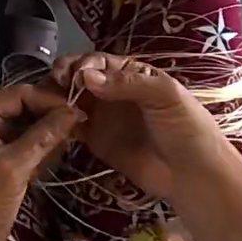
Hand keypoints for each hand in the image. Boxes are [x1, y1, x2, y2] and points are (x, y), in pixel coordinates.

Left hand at [0, 84, 82, 240]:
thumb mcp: (14, 168)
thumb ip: (43, 136)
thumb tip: (75, 111)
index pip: (19, 93)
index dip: (50, 100)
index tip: (83, 112)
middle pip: (22, 106)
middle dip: (50, 115)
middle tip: (84, 126)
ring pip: (24, 124)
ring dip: (46, 132)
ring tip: (75, 139)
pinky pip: (20, 141)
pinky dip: (38, 147)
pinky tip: (57, 154)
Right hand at [53, 53, 223, 193]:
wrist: (196, 179)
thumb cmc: (188, 130)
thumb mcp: (166, 96)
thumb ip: (127, 84)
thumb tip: (85, 76)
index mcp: (131, 74)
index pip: (98, 61)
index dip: (81, 64)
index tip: (71, 75)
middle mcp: (112, 91)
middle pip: (79, 76)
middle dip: (62, 76)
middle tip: (53, 85)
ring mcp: (102, 115)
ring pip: (70, 98)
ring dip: (55, 96)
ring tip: (45, 102)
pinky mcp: (94, 140)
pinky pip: (71, 124)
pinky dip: (58, 120)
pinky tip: (52, 121)